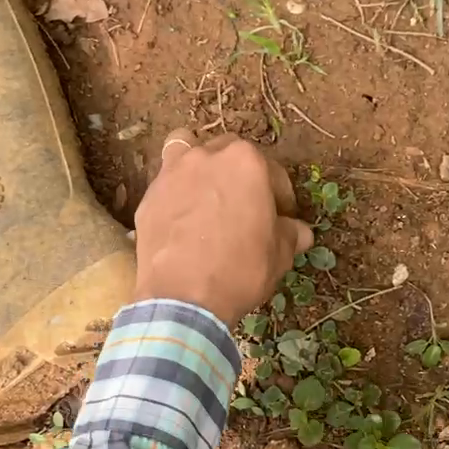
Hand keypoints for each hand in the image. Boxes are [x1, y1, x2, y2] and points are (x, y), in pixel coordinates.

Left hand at [131, 131, 313, 327]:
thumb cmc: (241, 270)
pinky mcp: (149, 196)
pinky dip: (178, 195)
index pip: (274, 174)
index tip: (284, 221)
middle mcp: (208, 155)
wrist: (184, 296)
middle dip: (242, 177)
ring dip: (202, 168)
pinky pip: (168, 185)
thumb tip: (300, 231)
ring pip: (189, 152)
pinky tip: (183, 222)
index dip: (282, 200)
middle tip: (247, 209)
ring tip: (208, 197)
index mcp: (247, 162)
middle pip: (231, 155)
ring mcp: (173, 172)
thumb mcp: (279, 256)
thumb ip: (291, 235)